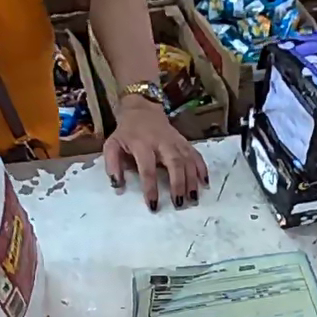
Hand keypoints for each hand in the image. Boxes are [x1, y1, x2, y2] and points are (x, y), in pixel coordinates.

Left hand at [104, 96, 208, 211]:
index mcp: (142, 144)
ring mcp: (176, 141)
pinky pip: (196, 155)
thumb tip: (118, 187)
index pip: (147, 169)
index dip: (151, 188)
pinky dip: (202, 169)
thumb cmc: (127, 133)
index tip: (153, 205)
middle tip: (180, 204)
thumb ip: (112, 166)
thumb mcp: (112, 145)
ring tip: (193, 199)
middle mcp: (162, 142)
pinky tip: (205, 184)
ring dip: (192, 180)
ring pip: (188, 161)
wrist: (142, 110)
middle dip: (178, 184)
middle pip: (174, 163)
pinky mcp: (185, 142)